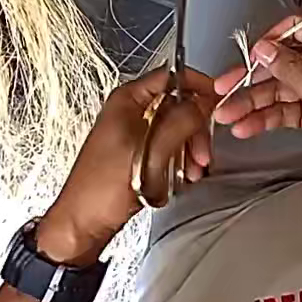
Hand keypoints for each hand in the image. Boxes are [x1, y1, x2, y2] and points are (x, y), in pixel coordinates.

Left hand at [36, 68, 216, 264]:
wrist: (83, 225)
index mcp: (128, 100)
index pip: (172, 76)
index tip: (218, 101)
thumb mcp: (150, 150)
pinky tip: (185, 175)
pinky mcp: (140, 151)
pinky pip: (170, 145)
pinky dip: (182, 159)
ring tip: (193, 169)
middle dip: (196, 128)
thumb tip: (206, 103)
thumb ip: (181, 122)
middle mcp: (132, 111)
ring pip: (178, 127)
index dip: (198, 86)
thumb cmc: (102, 189)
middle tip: (203, 150)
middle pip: (179, 104)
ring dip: (191, 147)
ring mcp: (135, 131)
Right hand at [211, 16, 301, 184]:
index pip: (300, 29)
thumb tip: (267, 50)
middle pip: (283, 62)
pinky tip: (247, 127)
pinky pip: (287, 109)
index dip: (272, 39)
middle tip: (225, 89)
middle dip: (252, 77)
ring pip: (280, 89)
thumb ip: (294, 70)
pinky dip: (267, 118)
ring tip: (227, 116)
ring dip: (253, 102)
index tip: (248, 55)